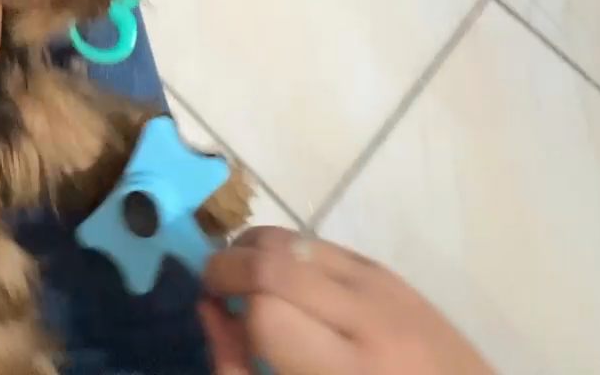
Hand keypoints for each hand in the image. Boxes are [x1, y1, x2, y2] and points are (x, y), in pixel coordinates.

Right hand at [198, 227, 494, 374]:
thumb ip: (243, 373)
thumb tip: (210, 313)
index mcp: (355, 372)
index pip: (265, 313)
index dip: (230, 316)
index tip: (218, 325)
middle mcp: (371, 320)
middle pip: (270, 261)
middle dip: (225, 269)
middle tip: (214, 291)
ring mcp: (384, 287)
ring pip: (289, 237)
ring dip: (249, 250)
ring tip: (243, 279)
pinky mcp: (389, 273)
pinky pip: (318, 243)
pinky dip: (284, 253)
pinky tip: (282, 279)